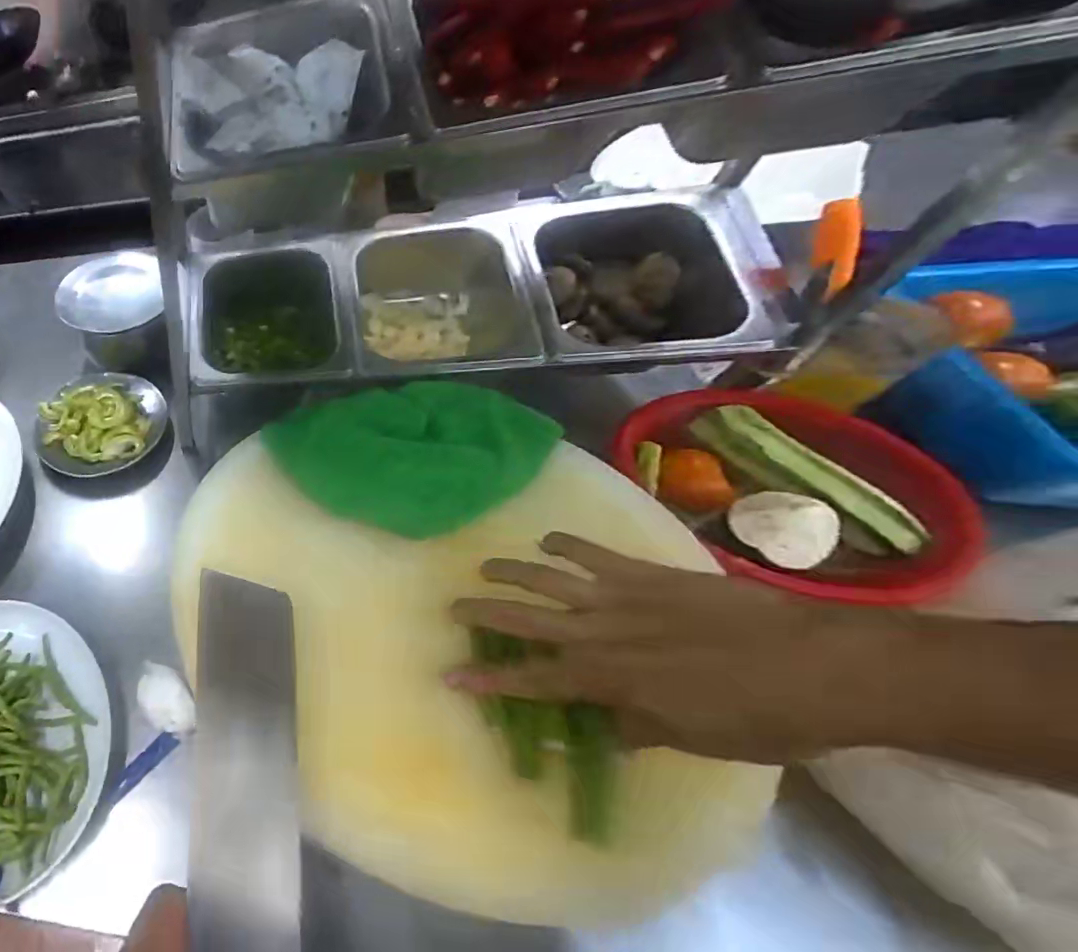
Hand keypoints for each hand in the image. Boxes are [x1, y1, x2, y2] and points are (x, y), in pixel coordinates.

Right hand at [447, 533, 910, 764]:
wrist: (825, 664)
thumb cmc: (762, 716)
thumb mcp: (696, 737)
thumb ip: (636, 727)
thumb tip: (596, 729)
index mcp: (610, 678)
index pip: (533, 679)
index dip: (489, 679)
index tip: (452, 675)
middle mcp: (602, 632)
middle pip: (526, 618)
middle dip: (484, 613)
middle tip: (452, 607)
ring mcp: (622, 597)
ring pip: (548, 578)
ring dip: (511, 571)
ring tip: (485, 566)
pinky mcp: (648, 573)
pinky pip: (594, 553)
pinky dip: (566, 544)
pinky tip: (549, 540)